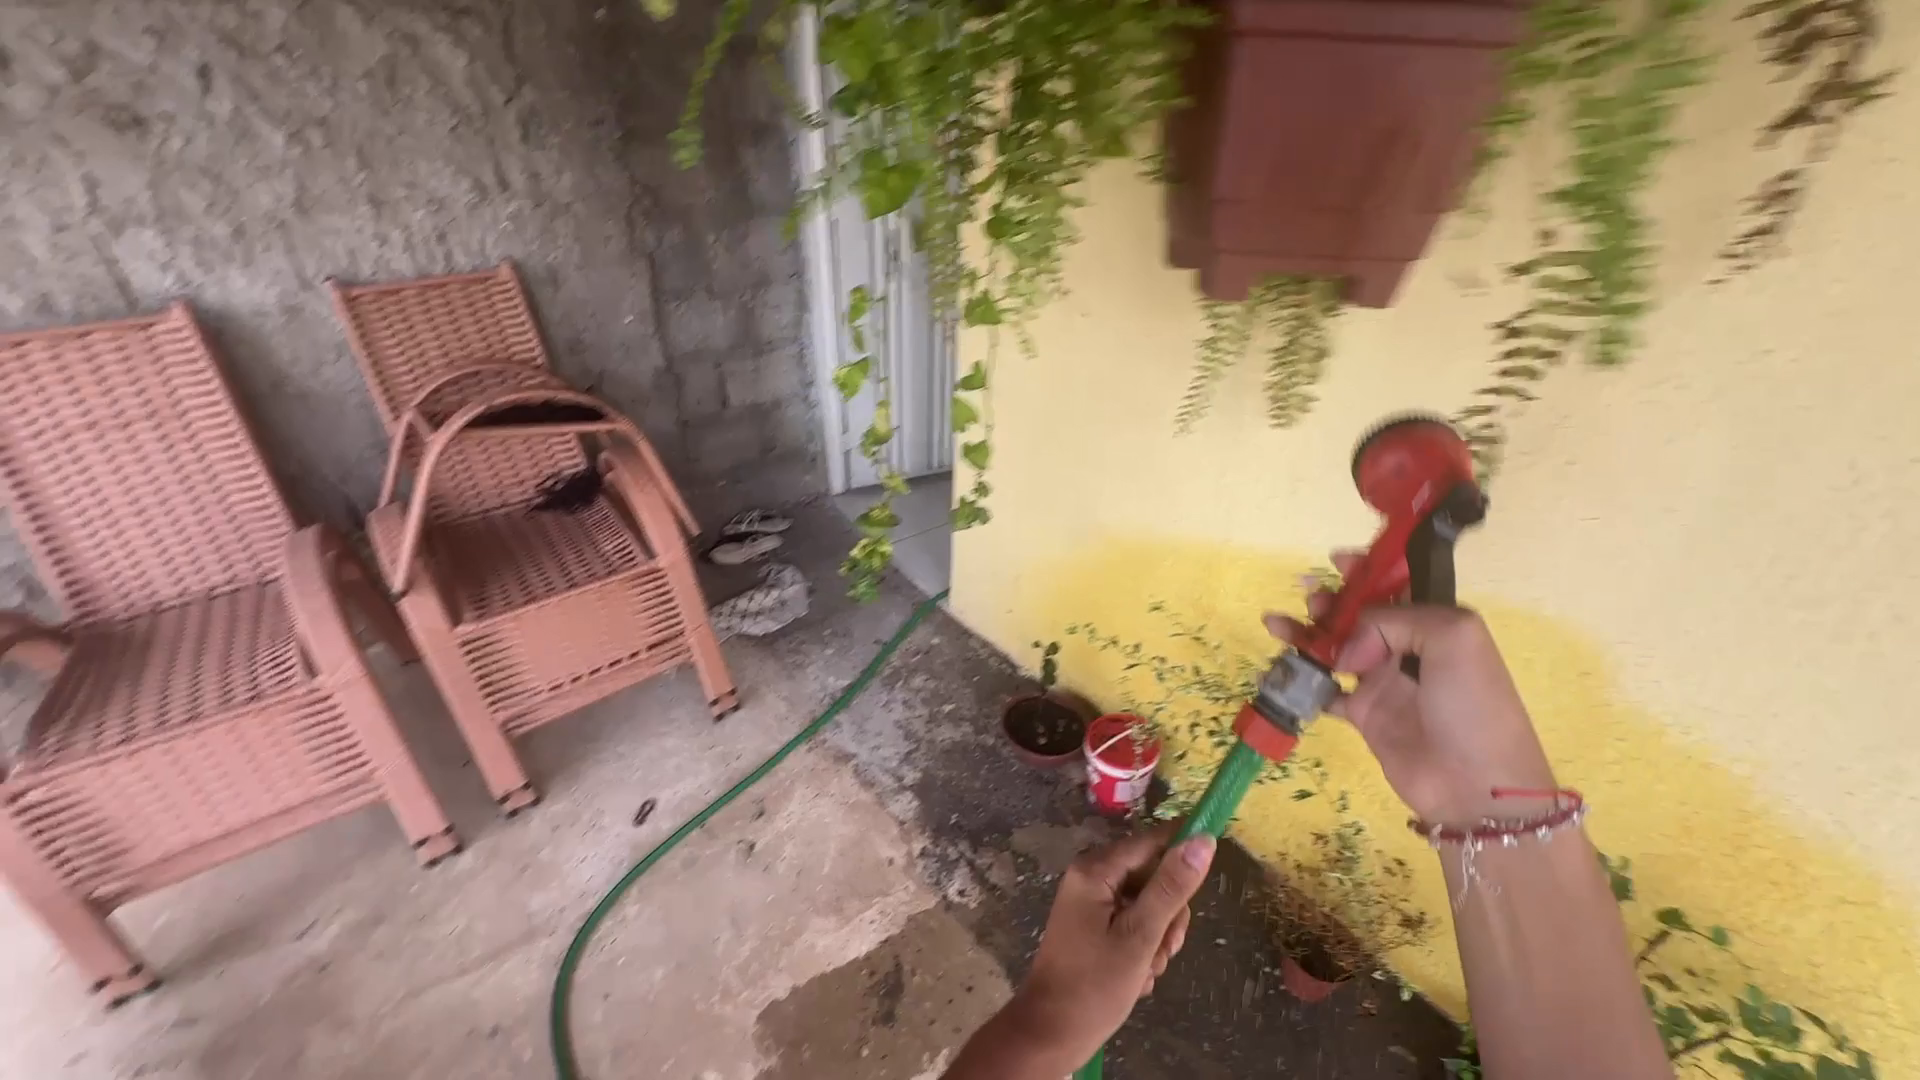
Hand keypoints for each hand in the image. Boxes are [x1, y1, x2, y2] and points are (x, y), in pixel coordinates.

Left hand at [1003, 826, 1216, 1068]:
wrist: (1053, 1032)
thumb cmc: (1095, 983)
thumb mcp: (1141, 935)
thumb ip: (1172, 887)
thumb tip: (1202, 839)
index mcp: (1096, 869)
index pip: (1152, 842)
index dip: (1183, 853)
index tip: (1209, 875)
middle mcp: (1091, 876)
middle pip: (1152, 876)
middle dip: (1167, 914)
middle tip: (1164, 948)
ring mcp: (1091, 902)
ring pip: (1147, 904)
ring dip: (1157, 937)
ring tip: (1148, 968)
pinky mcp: (1094, 925)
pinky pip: (1133, 923)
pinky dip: (1142, 948)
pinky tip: (1137, 975)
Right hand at [1265, 551, 1556, 825]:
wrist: (1475, 784)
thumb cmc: (1473, 705)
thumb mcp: (1452, 638)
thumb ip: (1393, 619)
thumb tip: (1348, 648)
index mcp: (1435, 624)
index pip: (1397, 587)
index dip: (1368, 570)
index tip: (1338, 560)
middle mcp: (1406, 648)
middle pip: (1358, 613)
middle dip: (1331, 600)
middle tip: (1311, 599)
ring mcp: (1382, 681)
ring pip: (1333, 646)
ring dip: (1305, 633)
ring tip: (1277, 625)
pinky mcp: (1363, 715)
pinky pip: (1323, 689)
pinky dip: (1300, 678)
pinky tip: (1283, 670)